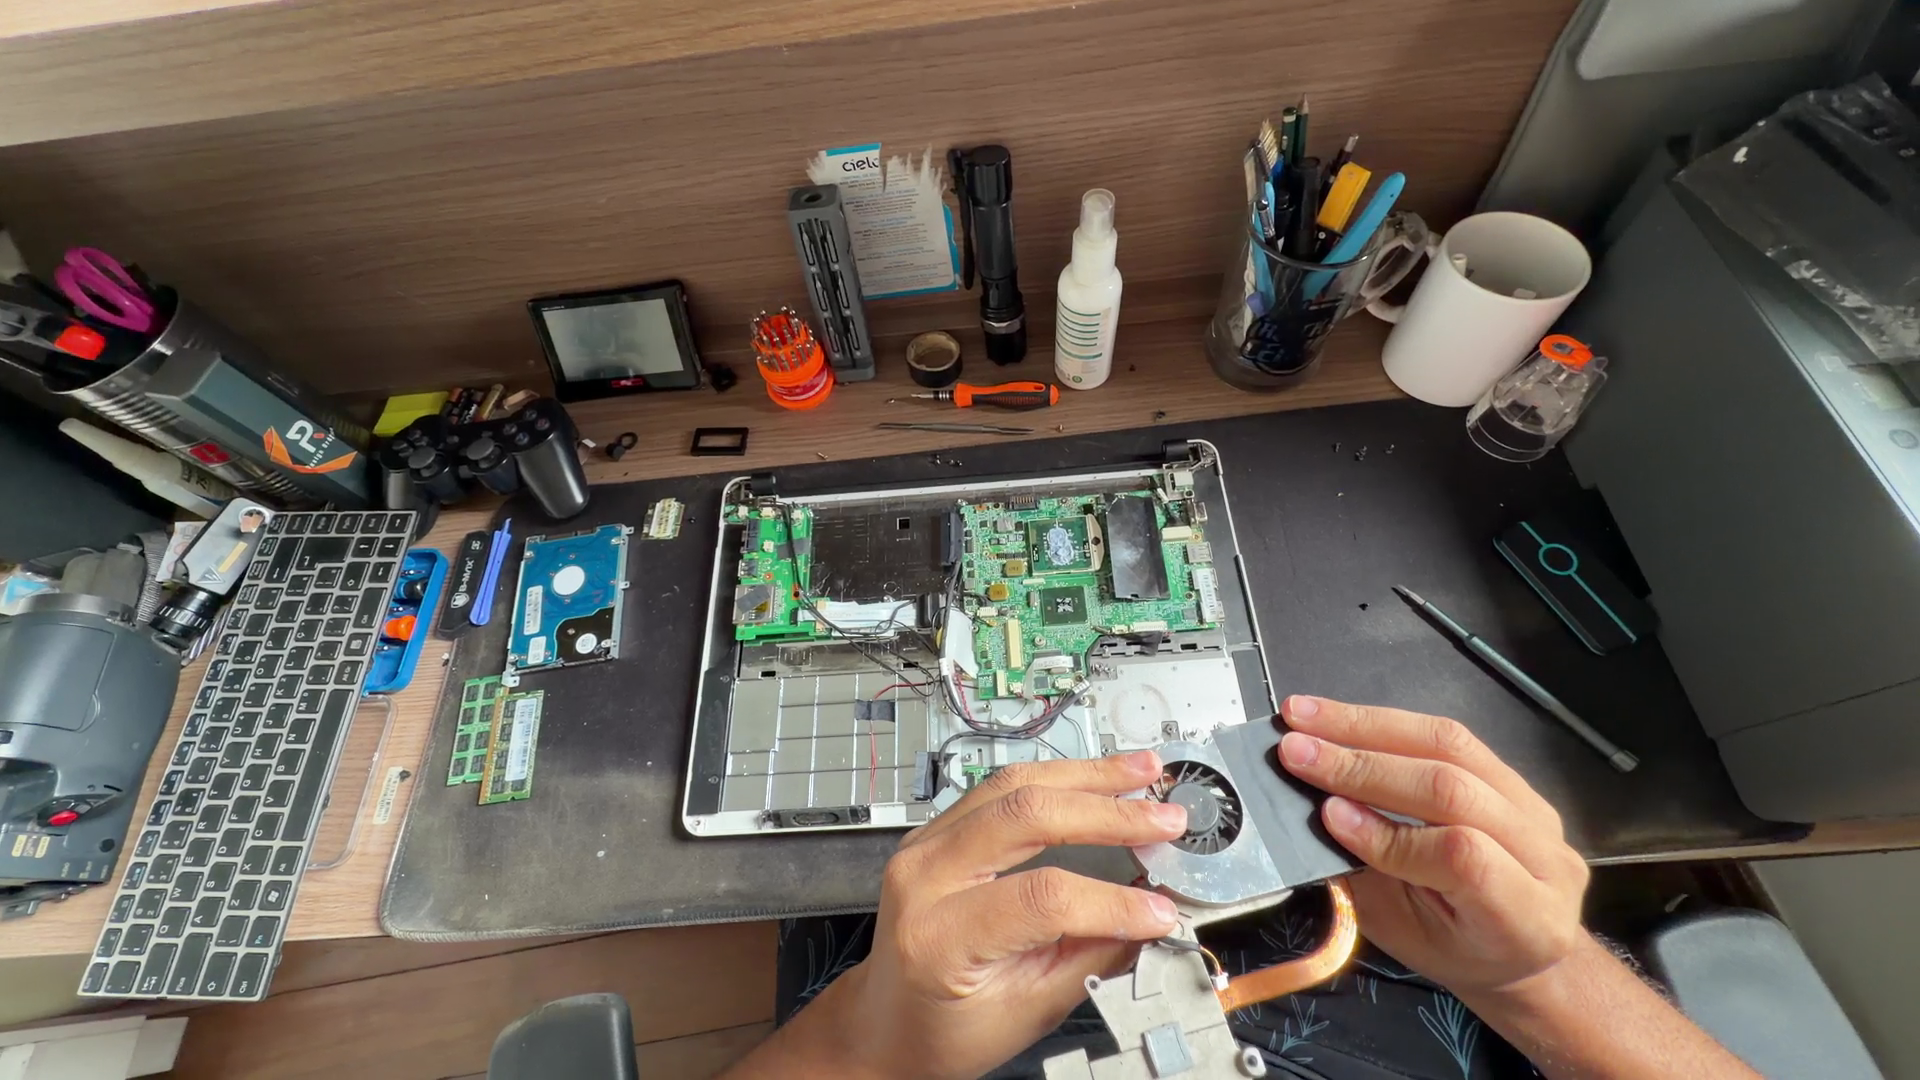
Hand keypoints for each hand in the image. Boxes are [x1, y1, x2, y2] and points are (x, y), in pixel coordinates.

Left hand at [750, 752, 1186, 1079]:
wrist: (887, 1016)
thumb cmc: (941, 1028)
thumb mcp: (1023, 1013)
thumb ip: (1089, 959)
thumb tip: (1149, 918)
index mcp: (937, 934)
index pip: (1040, 899)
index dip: (1110, 902)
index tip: (1161, 909)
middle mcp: (924, 873)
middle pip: (1024, 816)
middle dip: (1106, 811)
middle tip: (1163, 816)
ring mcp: (926, 840)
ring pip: (1013, 782)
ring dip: (1086, 775)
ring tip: (1140, 772)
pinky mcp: (940, 825)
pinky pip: (1001, 784)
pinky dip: (1057, 776)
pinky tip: (1095, 776)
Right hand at [1275, 696, 1589, 996]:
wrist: (1517, 945)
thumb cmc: (1447, 945)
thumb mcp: (1400, 931)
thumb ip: (1365, 875)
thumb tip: (1321, 812)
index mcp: (1525, 916)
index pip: (1462, 856)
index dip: (1389, 834)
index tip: (1326, 814)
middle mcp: (1544, 856)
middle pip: (1452, 788)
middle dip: (1360, 766)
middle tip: (1293, 750)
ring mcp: (1533, 808)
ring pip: (1448, 746)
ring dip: (1362, 726)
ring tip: (1302, 716)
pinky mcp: (1509, 775)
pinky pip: (1446, 735)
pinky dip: (1379, 721)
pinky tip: (1333, 716)